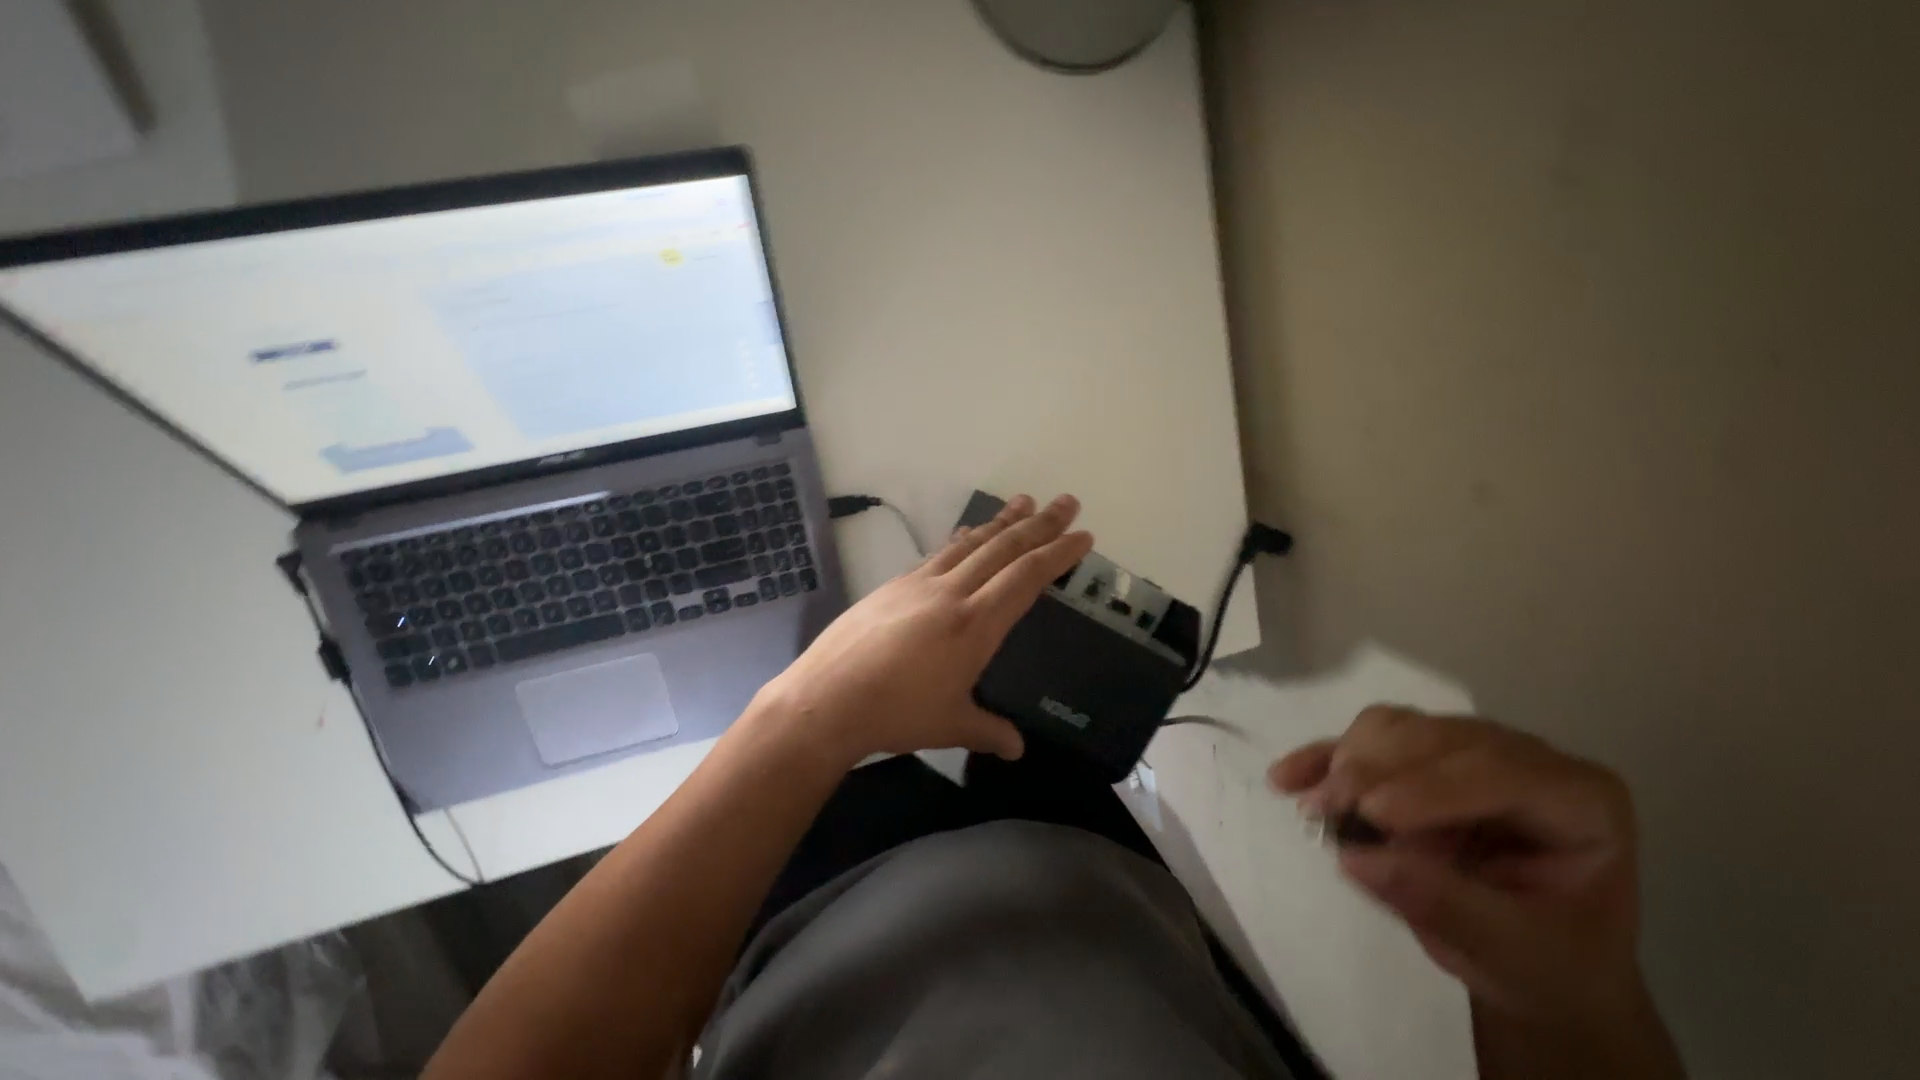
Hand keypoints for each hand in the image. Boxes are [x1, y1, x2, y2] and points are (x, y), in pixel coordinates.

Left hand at [756, 494, 1092, 768]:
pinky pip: (938, 553)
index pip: (1026, 578)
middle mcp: (951, 593)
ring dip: (1001, 522)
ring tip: (1024, 503)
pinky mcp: (892, 586)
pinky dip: (962, 540)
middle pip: (1003, 548)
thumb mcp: (951, 725)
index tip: (1083, 535)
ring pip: (969, 543)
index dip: (1058, 554)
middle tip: (1067, 502)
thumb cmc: (896, 714)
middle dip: (1040, 524)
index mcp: (975, 624)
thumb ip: (989, 731)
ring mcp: (918, 585)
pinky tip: (966, 536)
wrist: (826, 698)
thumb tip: (1017, 748)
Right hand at [1270, 707, 1646, 1027]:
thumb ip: (1446, 903)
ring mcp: (1470, 755)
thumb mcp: (1515, 952)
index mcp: (1580, 799)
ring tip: (1316, 807)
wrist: (1537, 972)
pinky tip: (1287, 778)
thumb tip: (1356, 858)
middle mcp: (1526, 760)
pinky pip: (1367, 744)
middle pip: (1440, 738)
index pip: (1501, 769)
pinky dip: (1325, 758)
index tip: (1370, 814)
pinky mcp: (1422, 765)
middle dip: (1378, 769)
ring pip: (1398, 728)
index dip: (1433, 785)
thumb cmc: (1548, 966)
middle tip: (1325, 809)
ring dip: (1348, 759)